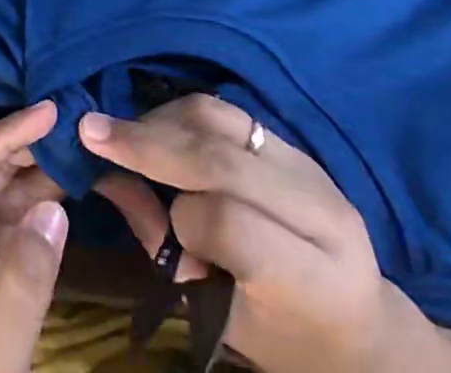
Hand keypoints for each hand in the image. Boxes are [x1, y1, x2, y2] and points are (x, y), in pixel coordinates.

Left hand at [0, 100, 69, 372]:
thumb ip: (22, 280)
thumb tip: (55, 210)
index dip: (8, 133)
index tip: (51, 110)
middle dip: (33, 139)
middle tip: (82, 116)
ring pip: (8, 175)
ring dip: (46, 157)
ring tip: (88, 134)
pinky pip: (23, 200)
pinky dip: (52, 185)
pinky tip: (81, 169)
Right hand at [82, 95, 450, 372]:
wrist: (357, 323)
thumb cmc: (284, 337)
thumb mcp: (225, 318)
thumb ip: (166, 246)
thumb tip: (107, 179)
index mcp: (310, 277)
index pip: (231, 222)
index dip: (178, 213)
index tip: (134, 203)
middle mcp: (319, 210)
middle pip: (222, 155)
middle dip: (149, 139)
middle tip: (93, 130)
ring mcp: (310, 168)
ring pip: (223, 118)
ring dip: (163, 118)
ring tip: (125, 133)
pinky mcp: (295, 145)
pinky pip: (230, 113)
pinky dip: (184, 114)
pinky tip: (158, 128)